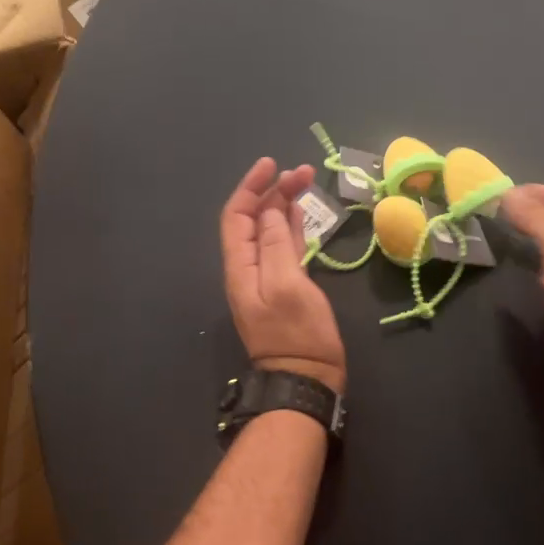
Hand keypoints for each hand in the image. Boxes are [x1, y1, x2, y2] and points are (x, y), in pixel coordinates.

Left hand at [220, 158, 346, 394]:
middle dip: (273, 191)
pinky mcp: (287, 286)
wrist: (306, 380)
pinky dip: (293, 224)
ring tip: (306, 182)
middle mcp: (249, 268)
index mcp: (241, 267)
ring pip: (271, 230)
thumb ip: (278, 245)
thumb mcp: (287, 285)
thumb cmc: (297, 334)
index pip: (236, 216)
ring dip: (284, 204)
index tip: (272, 164)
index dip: (251, 188)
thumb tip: (274, 211)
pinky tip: (303, 211)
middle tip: (304, 172)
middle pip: (254, 219)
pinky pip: (285, 246)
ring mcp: (268, 278)